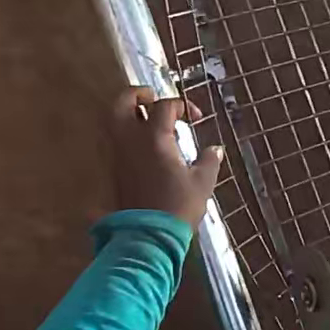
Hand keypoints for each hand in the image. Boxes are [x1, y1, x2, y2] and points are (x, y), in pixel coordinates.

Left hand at [109, 86, 223, 225]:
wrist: (149, 235)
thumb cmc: (178, 207)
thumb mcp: (202, 182)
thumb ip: (209, 161)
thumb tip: (215, 150)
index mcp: (155, 137)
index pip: (164, 106)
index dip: (182, 105)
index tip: (195, 117)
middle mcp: (131, 140)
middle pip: (123, 102)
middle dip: (137, 94)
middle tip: (153, 99)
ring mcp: (119, 154)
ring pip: (115, 121)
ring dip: (130, 114)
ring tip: (149, 121)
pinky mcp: (114, 169)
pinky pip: (116, 141)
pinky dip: (128, 135)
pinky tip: (146, 146)